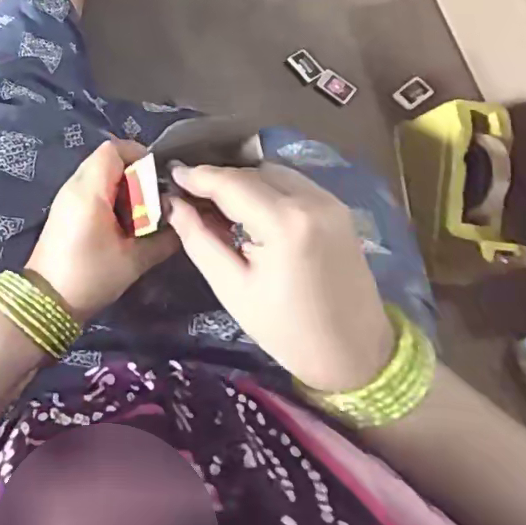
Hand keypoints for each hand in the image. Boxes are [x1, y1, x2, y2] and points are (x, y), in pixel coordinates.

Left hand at [25, 140, 179, 320]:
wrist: (47, 301)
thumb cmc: (90, 277)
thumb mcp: (134, 261)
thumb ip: (164, 238)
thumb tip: (183, 219)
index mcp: (89, 191)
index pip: (113, 149)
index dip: (140, 155)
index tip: (159, 177)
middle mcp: (73, 186)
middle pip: (107, 159)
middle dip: (135, 173)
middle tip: (156, 197)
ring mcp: (65, 198)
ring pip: (99, 175)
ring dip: (123, 187)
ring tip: (142, 212)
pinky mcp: (64, 211)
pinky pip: (90, 190)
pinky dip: (110, 197)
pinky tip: (123, 223)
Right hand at [165, 163, 392, 392]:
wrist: (354, 353)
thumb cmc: (286, 330)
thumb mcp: (231, 287)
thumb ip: (198, 239)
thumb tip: (173, 204)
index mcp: (284, 224)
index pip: (231, 183)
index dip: (196, 176)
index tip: (170, 174)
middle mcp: (311, 201)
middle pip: (252, 171)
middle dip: (218, 179)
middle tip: (188, 195)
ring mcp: (330, 202)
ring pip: (273, 172)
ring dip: (243, 181)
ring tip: (217, 204)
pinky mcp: (339, 209)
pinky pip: (293, 183)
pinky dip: (266, 187)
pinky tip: (250, 210)